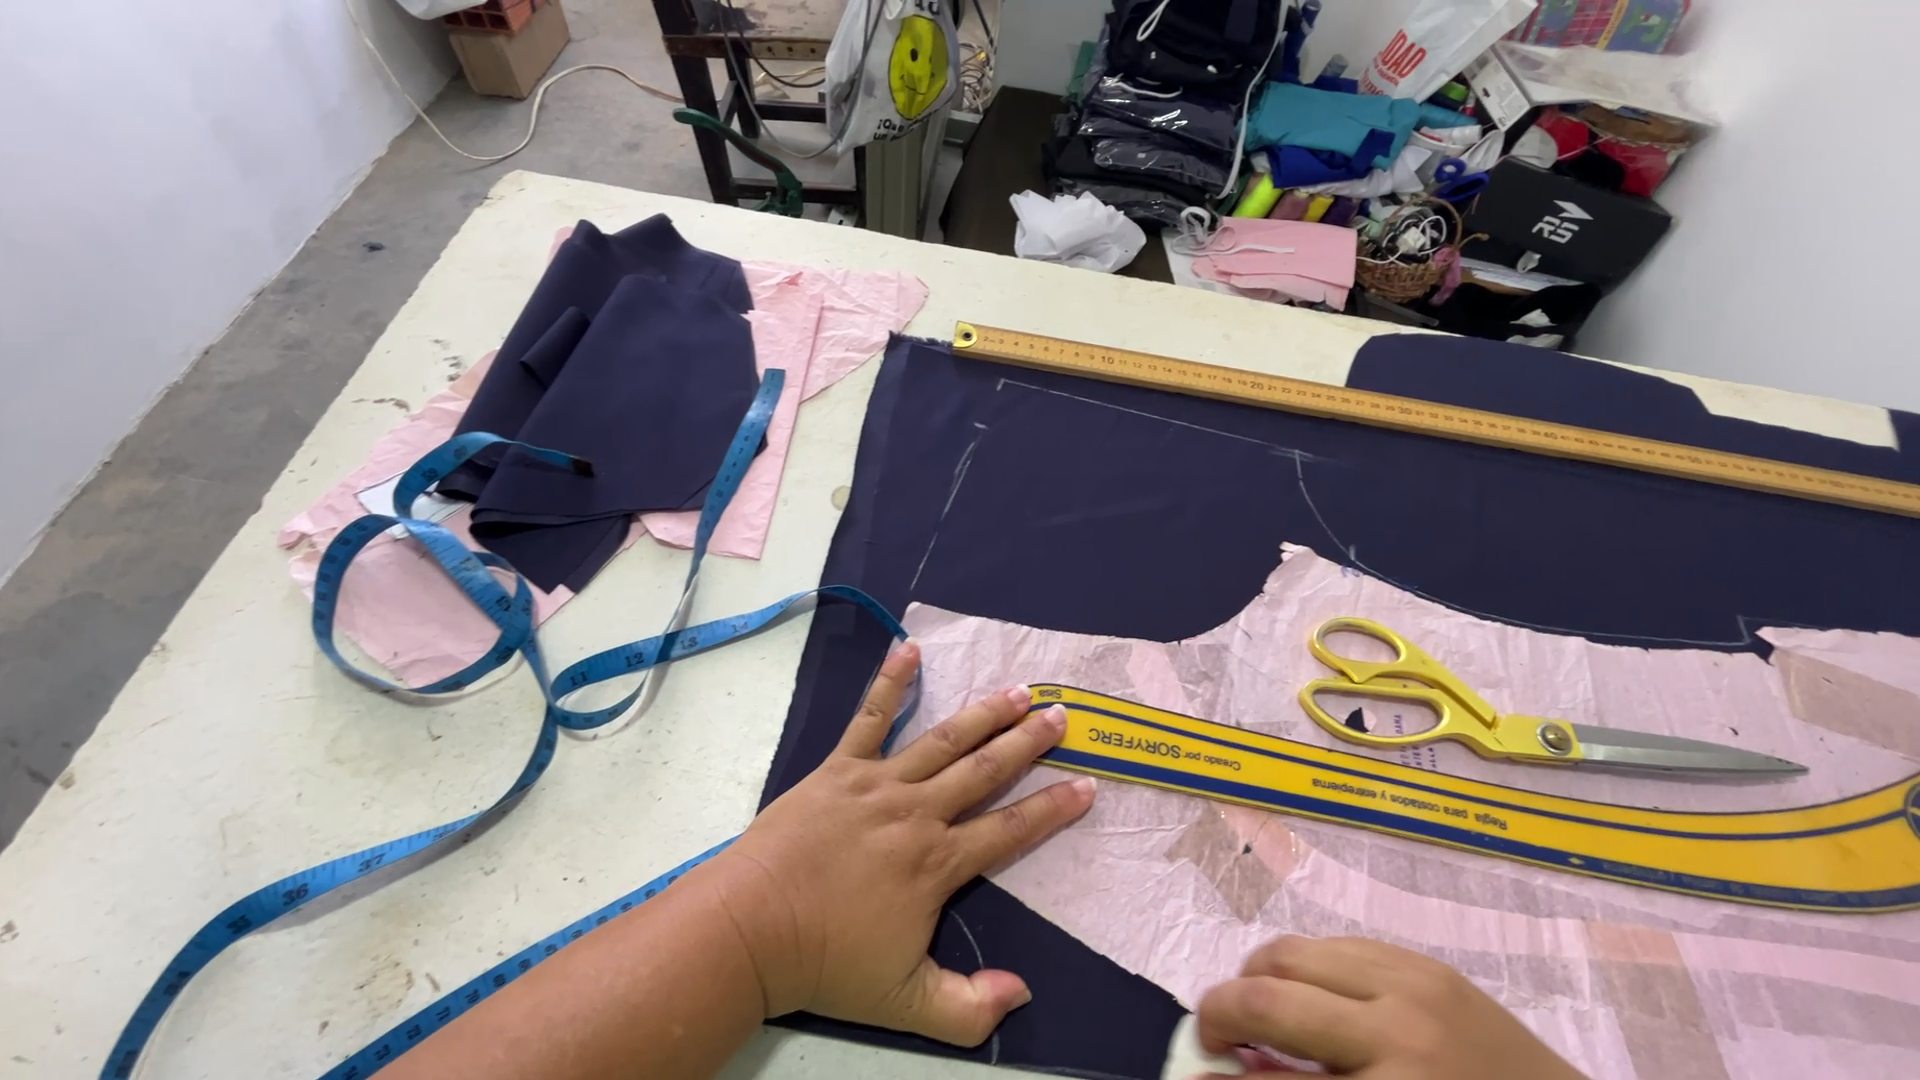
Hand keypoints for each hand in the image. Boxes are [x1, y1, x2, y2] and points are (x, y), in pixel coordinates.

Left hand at [705, 641, 1095, 1045]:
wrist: (751, 928)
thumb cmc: (827, 962)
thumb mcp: (906, 1004)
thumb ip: (969, 1007)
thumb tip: (1023, 991)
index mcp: (937, 863)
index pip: (1009, 830)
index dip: (1051, 809)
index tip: (1085, 785)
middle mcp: (917, 813)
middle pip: (984, 771)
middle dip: (1027, 743)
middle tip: (1060, 714)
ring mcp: (878, 783)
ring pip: (942, 740)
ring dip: (983, 714)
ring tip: (1016, 690)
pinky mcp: (840, 768)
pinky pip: (870, 718)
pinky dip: (890, 683)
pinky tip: (908, 649)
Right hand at [1197, 936, 1587, 1078]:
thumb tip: (1230, 1075)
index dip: (1220, 1078)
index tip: (1193, 1071)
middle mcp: (1401, 1033)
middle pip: (1271, 999)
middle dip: (1221, 1014)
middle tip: (1213, 1038)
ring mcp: (1414, 985)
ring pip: (1293, 954)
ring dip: (1257, 981)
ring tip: (1257, 1013)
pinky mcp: (1426, 963)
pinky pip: (1334, 945)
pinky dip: (1303, 967)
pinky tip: (1310, 998)